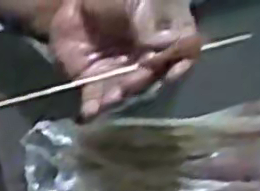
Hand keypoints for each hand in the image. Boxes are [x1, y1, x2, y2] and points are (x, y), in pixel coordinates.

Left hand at [46, 0, 199, 118]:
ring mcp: (118, 70)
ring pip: (124, 91)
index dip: (181, 63)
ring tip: (110, 98)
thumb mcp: (140, 2)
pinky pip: (93, 99)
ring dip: (118, 98)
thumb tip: (167, 44)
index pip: (184, 51)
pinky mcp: (91, 80)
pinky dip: (93, 108)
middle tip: (131, 81)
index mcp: (169, 31)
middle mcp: (146, 55)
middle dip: (143, 82)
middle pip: (152, 77)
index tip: (173, 70)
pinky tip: (90, 112)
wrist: (75, 5)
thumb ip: (152, 23)